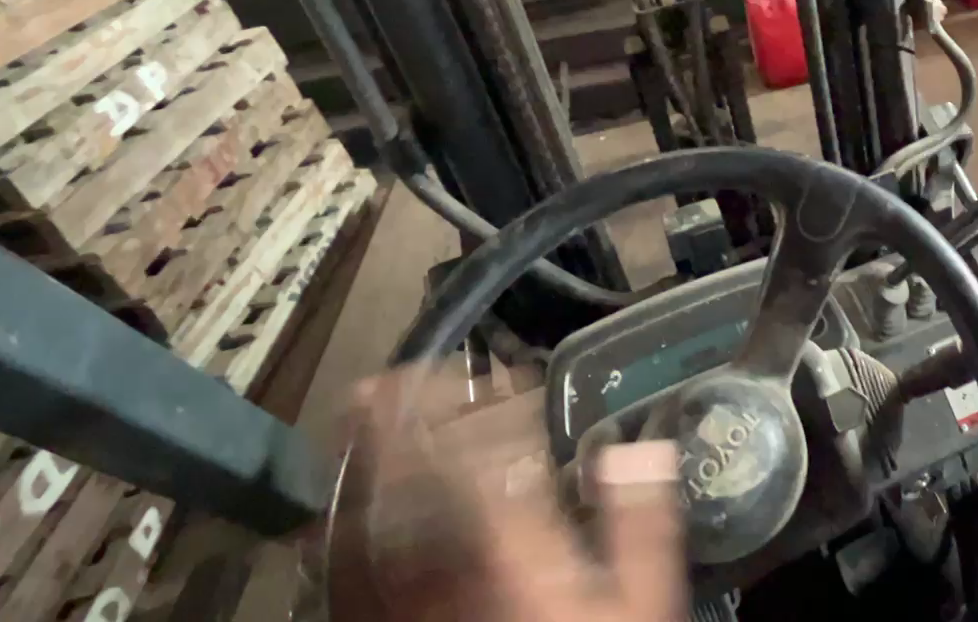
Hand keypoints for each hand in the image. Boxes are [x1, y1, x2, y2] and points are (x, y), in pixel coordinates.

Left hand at [325, 372, 684, 621]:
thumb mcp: (639, 603)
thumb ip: (639, 524)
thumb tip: (638, 450)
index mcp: (509, 562)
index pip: (474, 473)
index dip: (470, 420)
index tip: (489, 379)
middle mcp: (442, 584)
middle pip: (396, 500)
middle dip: (385, 436)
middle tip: (381, 385)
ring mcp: (407, 617)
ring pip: (358, 538)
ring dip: (354, 477)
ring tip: (355, 430)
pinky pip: (345, 585)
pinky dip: (338, 537)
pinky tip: (339, 516)